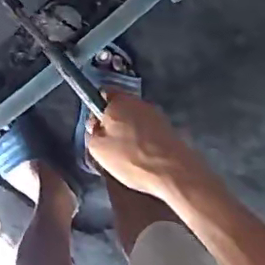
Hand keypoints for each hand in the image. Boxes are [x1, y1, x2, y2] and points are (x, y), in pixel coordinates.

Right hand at [86, 92, 213, 202]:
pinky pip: (149, 130)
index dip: (96, 108)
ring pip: (135, 119)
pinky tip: (143, 157)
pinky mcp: (168, 127)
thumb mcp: (98, 149)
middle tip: (109, 145)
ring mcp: (156, 113)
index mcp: (118, 100)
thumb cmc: (130, 157)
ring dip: (130, 131)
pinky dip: (144, 139)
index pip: (103, 93)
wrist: (172, 171)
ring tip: (128, 154)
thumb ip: (92, 132)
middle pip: (120, 107)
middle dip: (114, 122)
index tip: (96, 127)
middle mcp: (138, 101)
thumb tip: (96, 125)